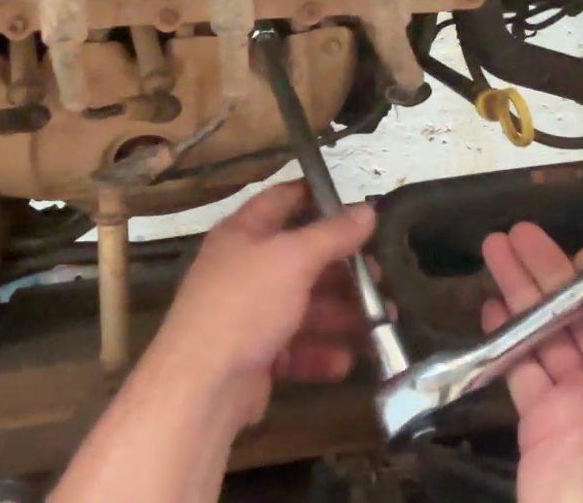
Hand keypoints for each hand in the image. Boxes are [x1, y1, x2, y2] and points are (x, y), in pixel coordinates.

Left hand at [144, 181, 375, 425]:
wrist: (202, 385)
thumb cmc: (245, 304)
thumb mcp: (292, 259)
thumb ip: (332, 234)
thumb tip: (368, 211)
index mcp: (243, 232)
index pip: (282, 200)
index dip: (317, 198)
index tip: (358, 207)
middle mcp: (244, 267)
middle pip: (300, 259)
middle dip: (342, 269)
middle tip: (380, 277)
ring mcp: (248, 313)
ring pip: (302, 306)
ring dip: (341, 314)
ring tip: (381, 323)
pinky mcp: (254, 354)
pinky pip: (294, 347)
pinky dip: (320, 352)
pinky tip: (347, 360)